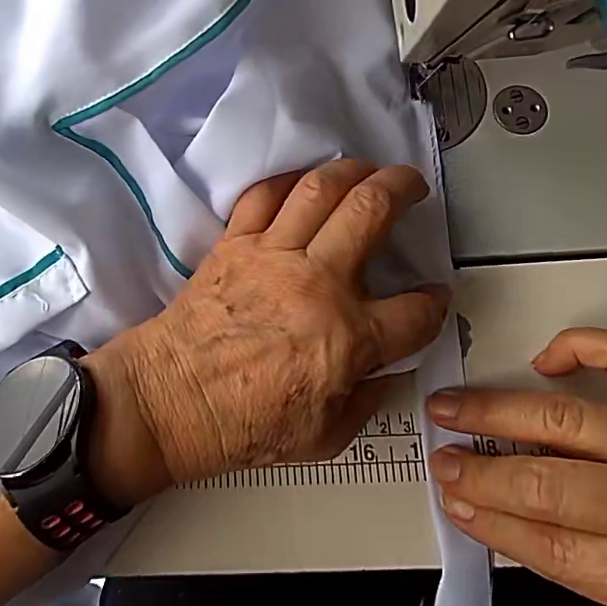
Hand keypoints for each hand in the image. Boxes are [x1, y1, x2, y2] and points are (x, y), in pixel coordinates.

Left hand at [84, 159, 450, 503]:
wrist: (171, 400)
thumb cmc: (242, 423)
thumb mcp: (326, 436)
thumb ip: (365, 399)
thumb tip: (383, 371)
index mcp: (350, 337)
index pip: (418, 310)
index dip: (435, 303)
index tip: (431, 298)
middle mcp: (316, 284)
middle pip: (372, 211)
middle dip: (402, 189)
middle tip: (410, 186)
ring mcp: (272, 258)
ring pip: (320, 190)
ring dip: (351, 170)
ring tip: (366, 169)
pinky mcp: (233, 247)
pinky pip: (261, 197)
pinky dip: (284, 182)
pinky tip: (300, 184)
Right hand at [425, 328, 606, 605]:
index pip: (552, 545)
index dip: (492, 525)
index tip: (455, 508)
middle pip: (546, 480)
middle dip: (480, 471)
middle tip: (440, 463)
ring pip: (565, 419)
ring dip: (495, 409)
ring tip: (451, 407)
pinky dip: (582, 346)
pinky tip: (546, 359)